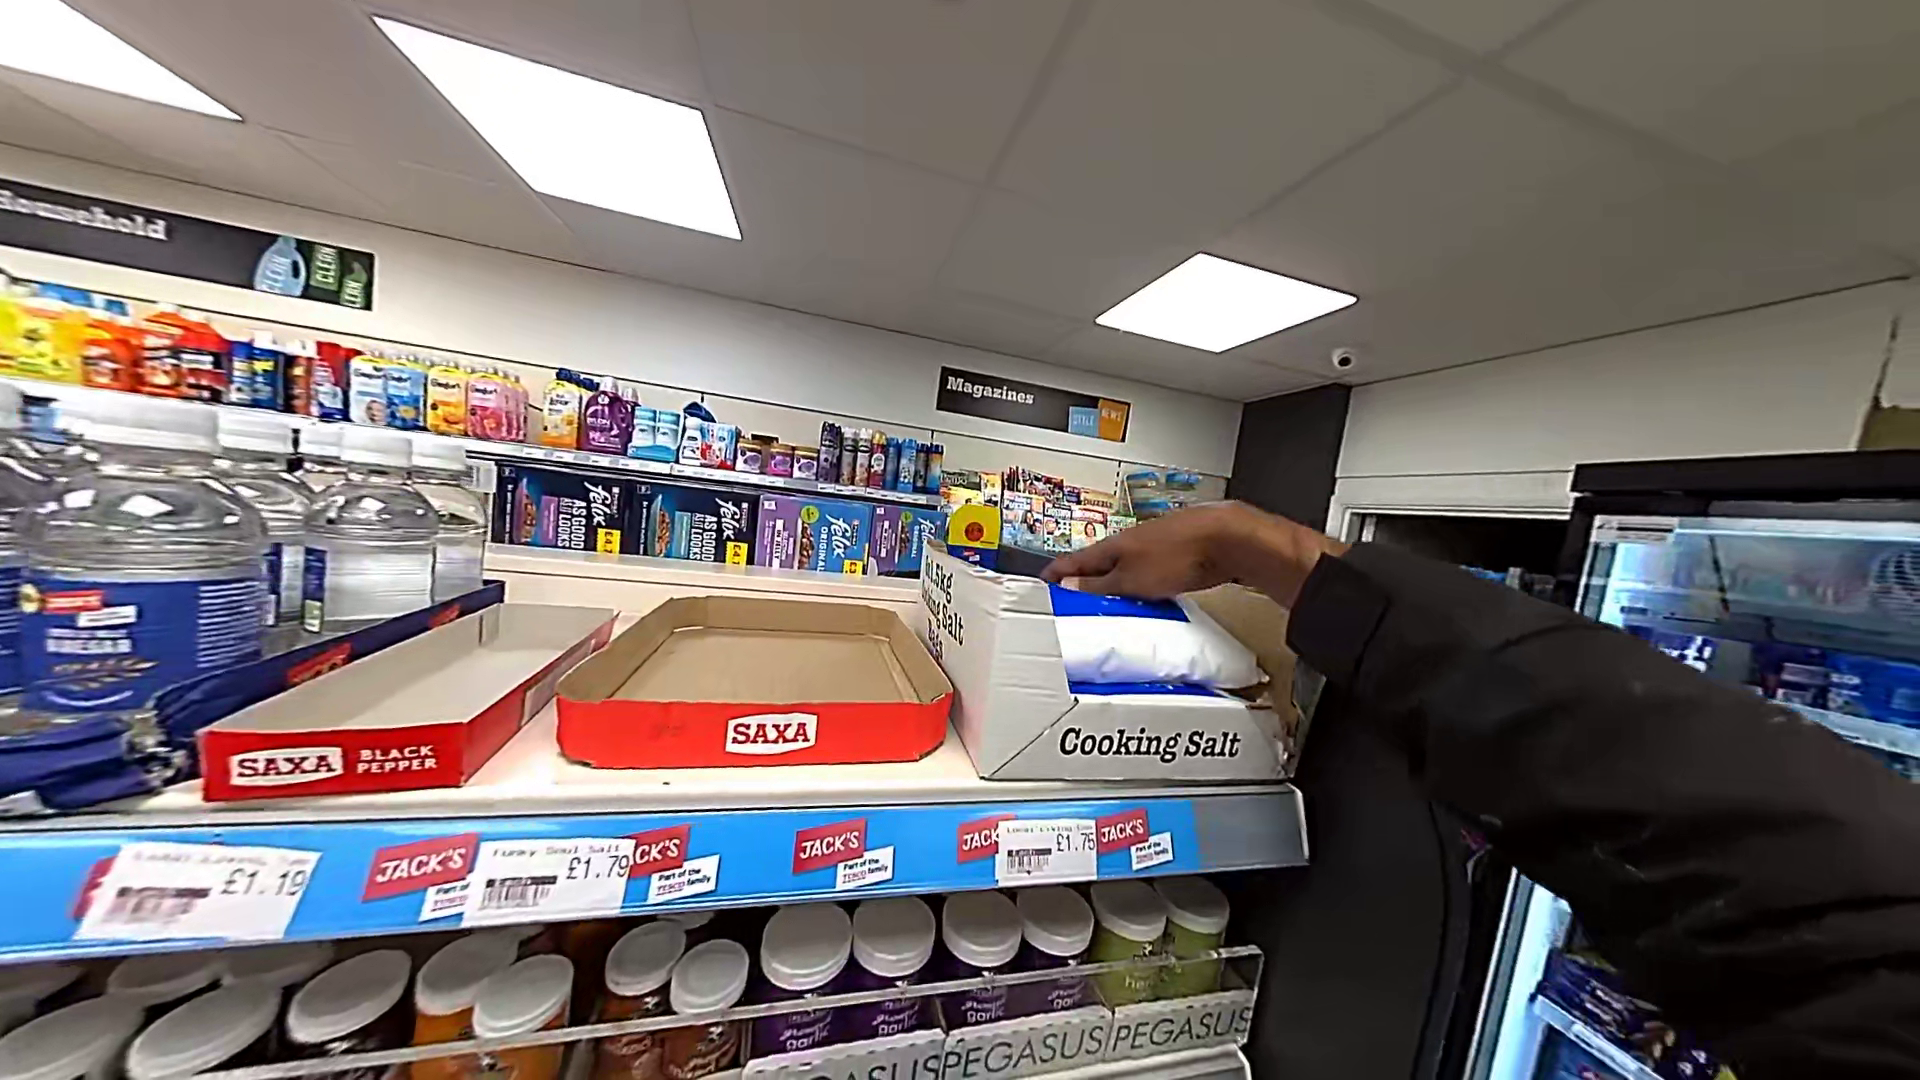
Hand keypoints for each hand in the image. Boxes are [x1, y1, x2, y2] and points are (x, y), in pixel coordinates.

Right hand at [1040, 501, 1345, 605]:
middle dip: (1081, 577)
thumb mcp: (1129, 579)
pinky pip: (1145, 571)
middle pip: (1097, 562)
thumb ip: (1098, 584)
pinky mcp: (1175, 554)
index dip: (1056, 572)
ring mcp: (1153, 547)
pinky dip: (1134, 583)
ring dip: (1108, 581)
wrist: (1226, 539)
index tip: (1042, 582)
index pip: (1074, 560)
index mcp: (1112, 547)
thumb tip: (1068, 584)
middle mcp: (1129, 543)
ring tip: (1100, 600)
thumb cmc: (1175, 557)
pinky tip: (1140, 596)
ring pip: (1122, 566)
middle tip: (1068, 595)